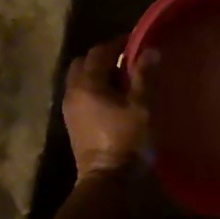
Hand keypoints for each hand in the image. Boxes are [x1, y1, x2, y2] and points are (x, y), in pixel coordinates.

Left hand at [63, 38, 148, 180]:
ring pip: (78, 78)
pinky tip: (111, 96)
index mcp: (88, 84)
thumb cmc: (125, 141)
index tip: (135, 40)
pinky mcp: (72, 121)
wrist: (105, 178)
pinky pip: (79, 93)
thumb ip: (143, 76)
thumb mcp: (139, 107)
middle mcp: (73, 91)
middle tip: (126, 59)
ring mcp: (69, 107)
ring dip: (96, 72)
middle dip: (103, 56)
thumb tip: (150, 50)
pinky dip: (92, 87)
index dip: (117, 43)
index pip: (100, 52)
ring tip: (121, 78)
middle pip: (83, 62)